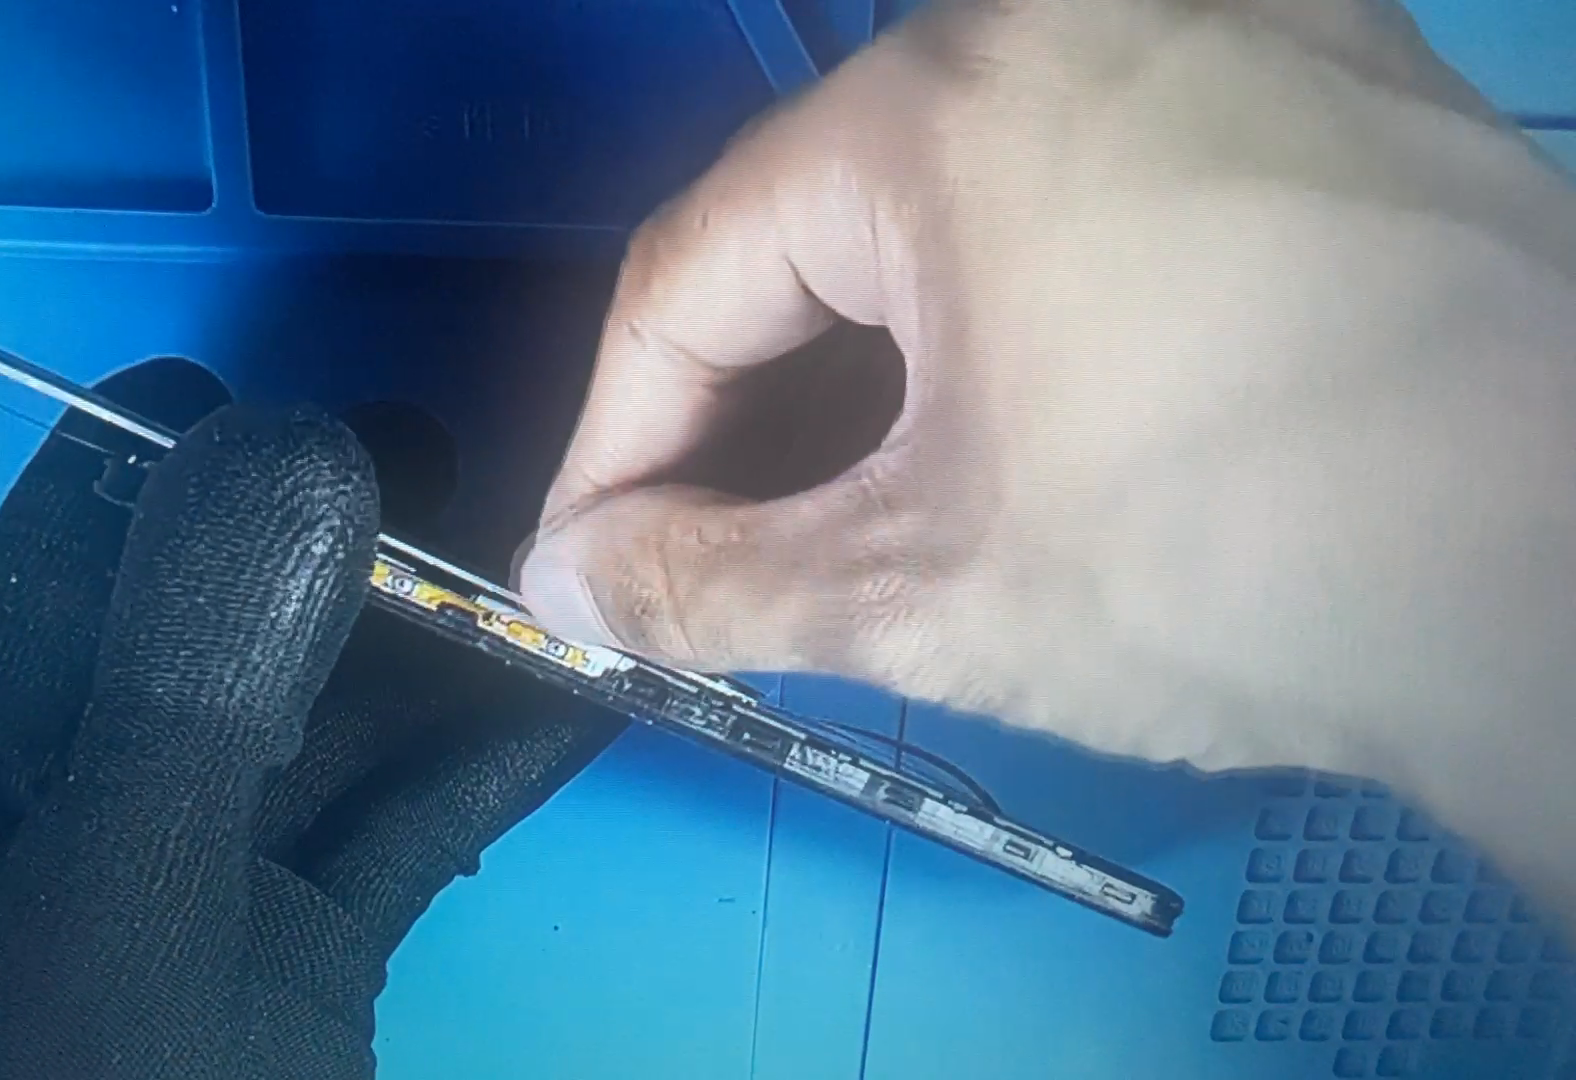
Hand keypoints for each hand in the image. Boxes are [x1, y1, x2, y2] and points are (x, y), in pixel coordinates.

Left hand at [0, 358, 622, 1078]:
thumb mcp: (130, 879)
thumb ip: (201, 665)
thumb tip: (292, 451)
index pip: (41, 577)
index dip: (122, 471)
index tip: (217, 386)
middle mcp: (91, 809)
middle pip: (224, 636)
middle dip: (329, 551)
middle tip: (418, 460)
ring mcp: (219, 863)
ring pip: (341, 721)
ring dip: (441, 655)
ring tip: (520, 571)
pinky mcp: (320, 921)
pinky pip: (413, 813)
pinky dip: (493, 762)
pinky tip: (578, 706)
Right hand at [519, 1, 1575, 908]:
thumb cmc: (1233, 574)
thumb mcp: (912, 596)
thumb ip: (700, 591)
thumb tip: (562, 583)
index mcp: (937, 112)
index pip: (680, 285)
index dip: (610, 438)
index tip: (583, 551)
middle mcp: (1040, 33)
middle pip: (774, 257)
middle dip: (703, 428)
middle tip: (672, 554)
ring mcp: (1158, 56)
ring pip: (878, 246)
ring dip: (806, 400)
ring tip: (776, 526)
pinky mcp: (1236, 120)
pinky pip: (986, 232)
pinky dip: (913, 352)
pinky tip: (909, 448)